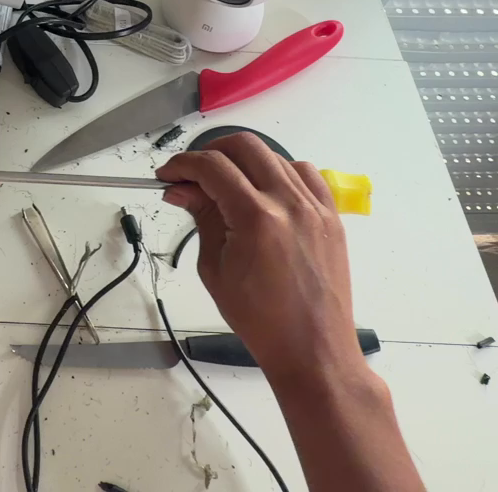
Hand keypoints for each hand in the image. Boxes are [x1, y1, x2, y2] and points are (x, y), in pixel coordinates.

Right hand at [155, 132, 360, 376]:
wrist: (313, 351)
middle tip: (194, 173)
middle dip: (211, 151)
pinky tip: (266, 189)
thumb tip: (180, 189)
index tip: (167, 175)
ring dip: (243, 161)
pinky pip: (305, 173)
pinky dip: (279, 170)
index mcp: (255, 218)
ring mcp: (315, 207)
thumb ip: (201, 217)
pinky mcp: (331, 216)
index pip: (212, 167)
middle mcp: (288, 202)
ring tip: (227, 183)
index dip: (182, 164)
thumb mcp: (214, 268)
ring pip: (273, 155)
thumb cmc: (258, 319)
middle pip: (244, 146)